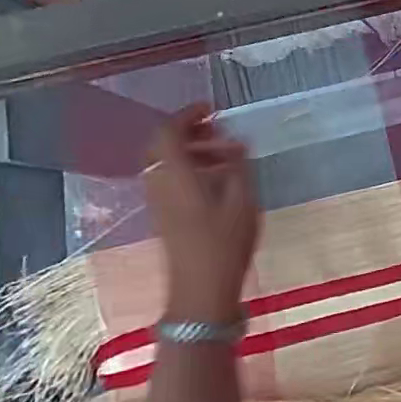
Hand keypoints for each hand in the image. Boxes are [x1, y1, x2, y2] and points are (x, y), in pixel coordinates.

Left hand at [144, 104, 260, 321]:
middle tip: (218, 131)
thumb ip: (238, 167)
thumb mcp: (242, 201)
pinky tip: (216, 180)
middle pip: (162, 145)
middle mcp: (158, 183)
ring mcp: (158, 201)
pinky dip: (187, 169)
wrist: (201, 291)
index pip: (169, 131)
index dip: (187, 114)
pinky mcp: (164, 216)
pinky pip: (168, 179)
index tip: (212, 110)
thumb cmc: (224, 243)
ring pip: (165, 163)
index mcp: (174, 173)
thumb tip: (236, 145)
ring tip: (225, 156)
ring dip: (190, 151)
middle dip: (188, 132)